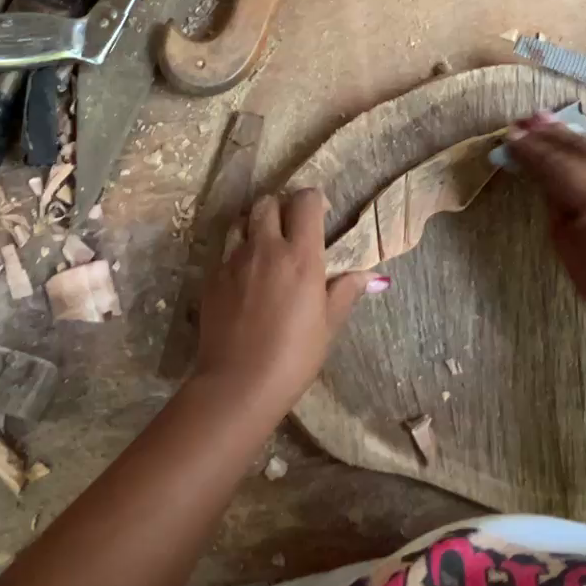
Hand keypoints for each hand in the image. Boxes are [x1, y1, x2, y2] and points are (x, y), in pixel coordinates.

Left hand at [191, 189, 385, 408]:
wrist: (238, 384)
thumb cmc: (294, 357)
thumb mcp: (328, 325)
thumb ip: (346, 291)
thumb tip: (373, 276)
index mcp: (300, 255)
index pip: (305, 201)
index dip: (313, 201)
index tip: (319, 213)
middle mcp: (265, 248)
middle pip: (268, 202)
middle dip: (281, 207)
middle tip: (290, 228)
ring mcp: (233, 261)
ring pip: (241, 221)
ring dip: (254, 225)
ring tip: (263, 245)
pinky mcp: (211, 277)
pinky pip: (224, 251)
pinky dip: (235, 252)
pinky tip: (243, 276)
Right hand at [505, 112, 585, 347]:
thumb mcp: (564, 242)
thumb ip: (554, 199)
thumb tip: (542, 172)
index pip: (557, 164)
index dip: (531, 150)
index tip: (510, 136)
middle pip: (582, 147)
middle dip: (551, 134)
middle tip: (524, 121)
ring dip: (574, 138)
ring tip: (547, 125)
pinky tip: (579, 148)